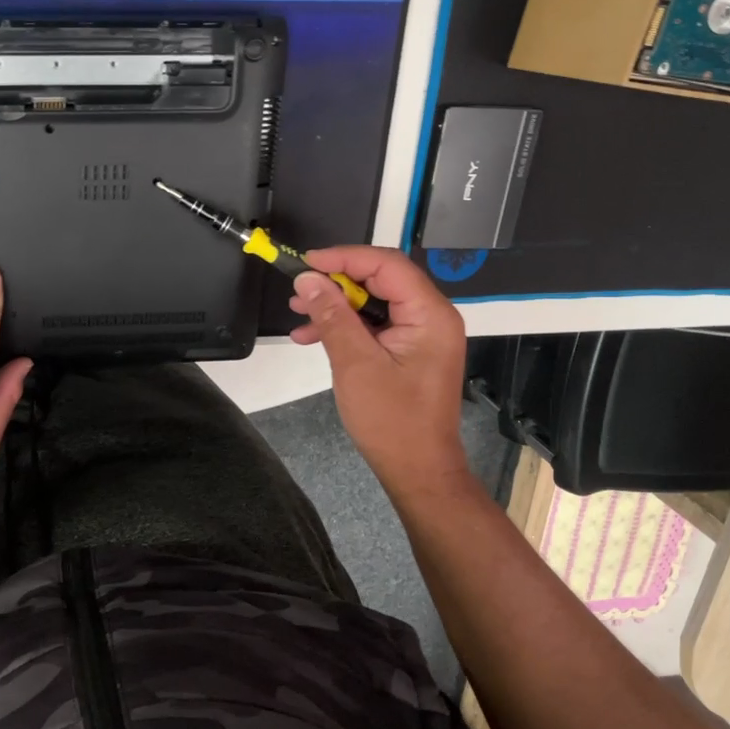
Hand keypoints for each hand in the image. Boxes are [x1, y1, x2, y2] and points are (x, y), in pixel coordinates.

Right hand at [288, 247, 469, 489]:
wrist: (417, 470)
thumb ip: (332, 316)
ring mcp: (421, 334)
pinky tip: (312, 336)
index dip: (344, 258)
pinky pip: (375, 324)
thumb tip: (307, 279)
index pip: (386, 265)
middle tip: (299, 289)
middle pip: (380, 279)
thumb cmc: (391, 420)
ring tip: (298, 311)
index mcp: (430, 314)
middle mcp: (431, 317)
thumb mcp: (355, 364)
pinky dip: (345, 326)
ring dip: (336, 304)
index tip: (306, 263)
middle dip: (336, 281)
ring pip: (373, 301)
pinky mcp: (408, 350)